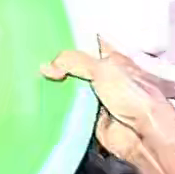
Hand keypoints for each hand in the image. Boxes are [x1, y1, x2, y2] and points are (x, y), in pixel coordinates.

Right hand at [42, 41, 174, 165]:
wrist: (142, 135)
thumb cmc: (130, 94)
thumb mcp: (102, 68)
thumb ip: (72, 62)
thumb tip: (44, 67)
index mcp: (111, 58)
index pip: (87, 44)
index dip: (70, 40)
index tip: (46, 38)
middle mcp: (103, 76)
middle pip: (74, 66)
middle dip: (57, 64)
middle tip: (34, 59)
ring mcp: (95, 97)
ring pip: (68, 86)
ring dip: (54, 85)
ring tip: (32, 77)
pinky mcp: (87, 116)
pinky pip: (66, 107)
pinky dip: (55, 104)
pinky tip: (39, 97)